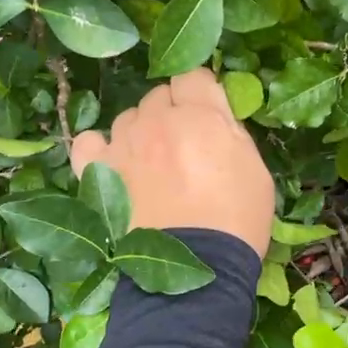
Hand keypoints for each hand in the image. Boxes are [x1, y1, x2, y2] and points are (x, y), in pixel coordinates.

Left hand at [70, 69, 273, 258]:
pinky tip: (117, 164)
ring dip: (143, 132)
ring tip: (155, 165)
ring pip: (129, 118)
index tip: (211, 116)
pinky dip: (103, 148)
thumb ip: (233, 135)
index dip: (203, 94)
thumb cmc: (238, 222)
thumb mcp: (257, 172)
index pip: (194, 76)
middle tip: (188, 148)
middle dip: (174, 114)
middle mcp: (157, 121)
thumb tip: (217, 118)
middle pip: (160, 96)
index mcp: (200, 116)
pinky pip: (90, 141)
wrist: (199, 270)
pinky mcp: (98, 173)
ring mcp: (123, 145)